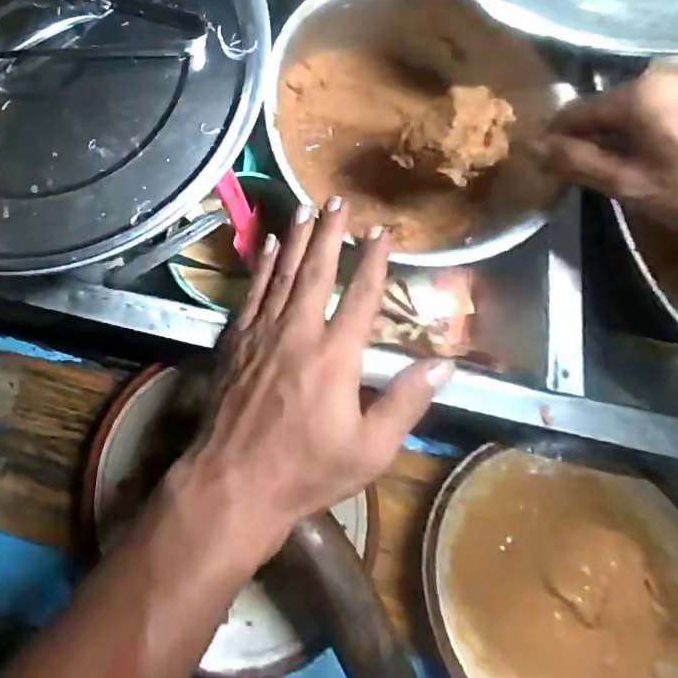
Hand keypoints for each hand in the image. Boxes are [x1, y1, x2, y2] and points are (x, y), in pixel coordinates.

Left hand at [169, 197, 451, 562]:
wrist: (235, 477)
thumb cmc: (307, 469)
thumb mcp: (370, 449)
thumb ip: (405, 402)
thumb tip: (443, 365)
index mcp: (335, 356)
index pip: (362, 297)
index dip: (374, 261)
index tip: (382, 231)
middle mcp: (297, 332)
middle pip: (317, 271)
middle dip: (329, 233)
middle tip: (337, 199)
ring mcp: (261, 332)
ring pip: (281, 273)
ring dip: (294, 238)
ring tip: (304, 207)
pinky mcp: (234, 338)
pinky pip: (251, 292)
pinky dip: (260, 265)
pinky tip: (265, 245)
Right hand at [543, 60, 677, 252]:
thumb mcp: (642, 189)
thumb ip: (580, 164)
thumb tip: (535, 145)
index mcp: (641, 92)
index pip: (574, 112)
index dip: (558, 141)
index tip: (558, 167)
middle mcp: (677, 69)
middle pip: (620, 104)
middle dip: (610, 135)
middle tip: (621, 174)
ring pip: (663, 101)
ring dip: (653, 128)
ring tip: (672, 165)